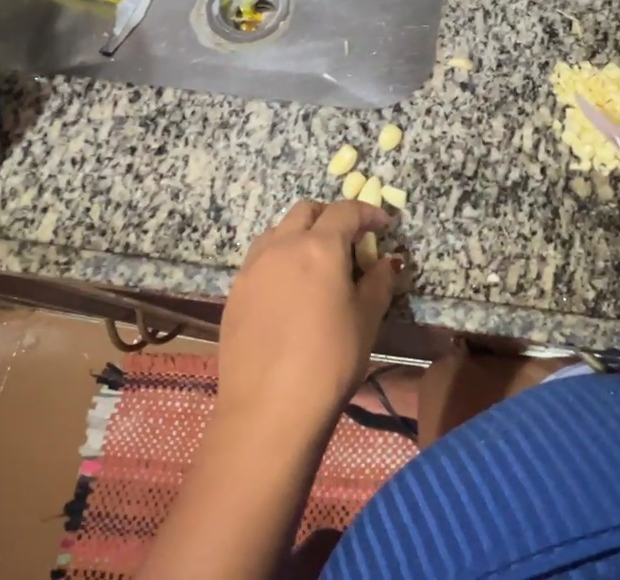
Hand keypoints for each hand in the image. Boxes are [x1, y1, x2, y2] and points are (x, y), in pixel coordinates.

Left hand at [218, 200, 398, 428]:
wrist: (269, 409)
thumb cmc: (329, 360)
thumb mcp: (367, 319)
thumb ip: (378, 282)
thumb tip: (384, 263)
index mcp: (320, 246)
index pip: (347, 210)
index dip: (369, 212)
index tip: (384, 225)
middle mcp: (282, 246)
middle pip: (306, 211)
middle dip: (331, 217)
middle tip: (350, 241)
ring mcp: (252, 268)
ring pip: (277, 231)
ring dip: (300, 235)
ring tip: (316, 264)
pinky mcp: (234, 293)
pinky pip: (259, 260)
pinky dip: (279, 260)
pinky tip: (290, 291)